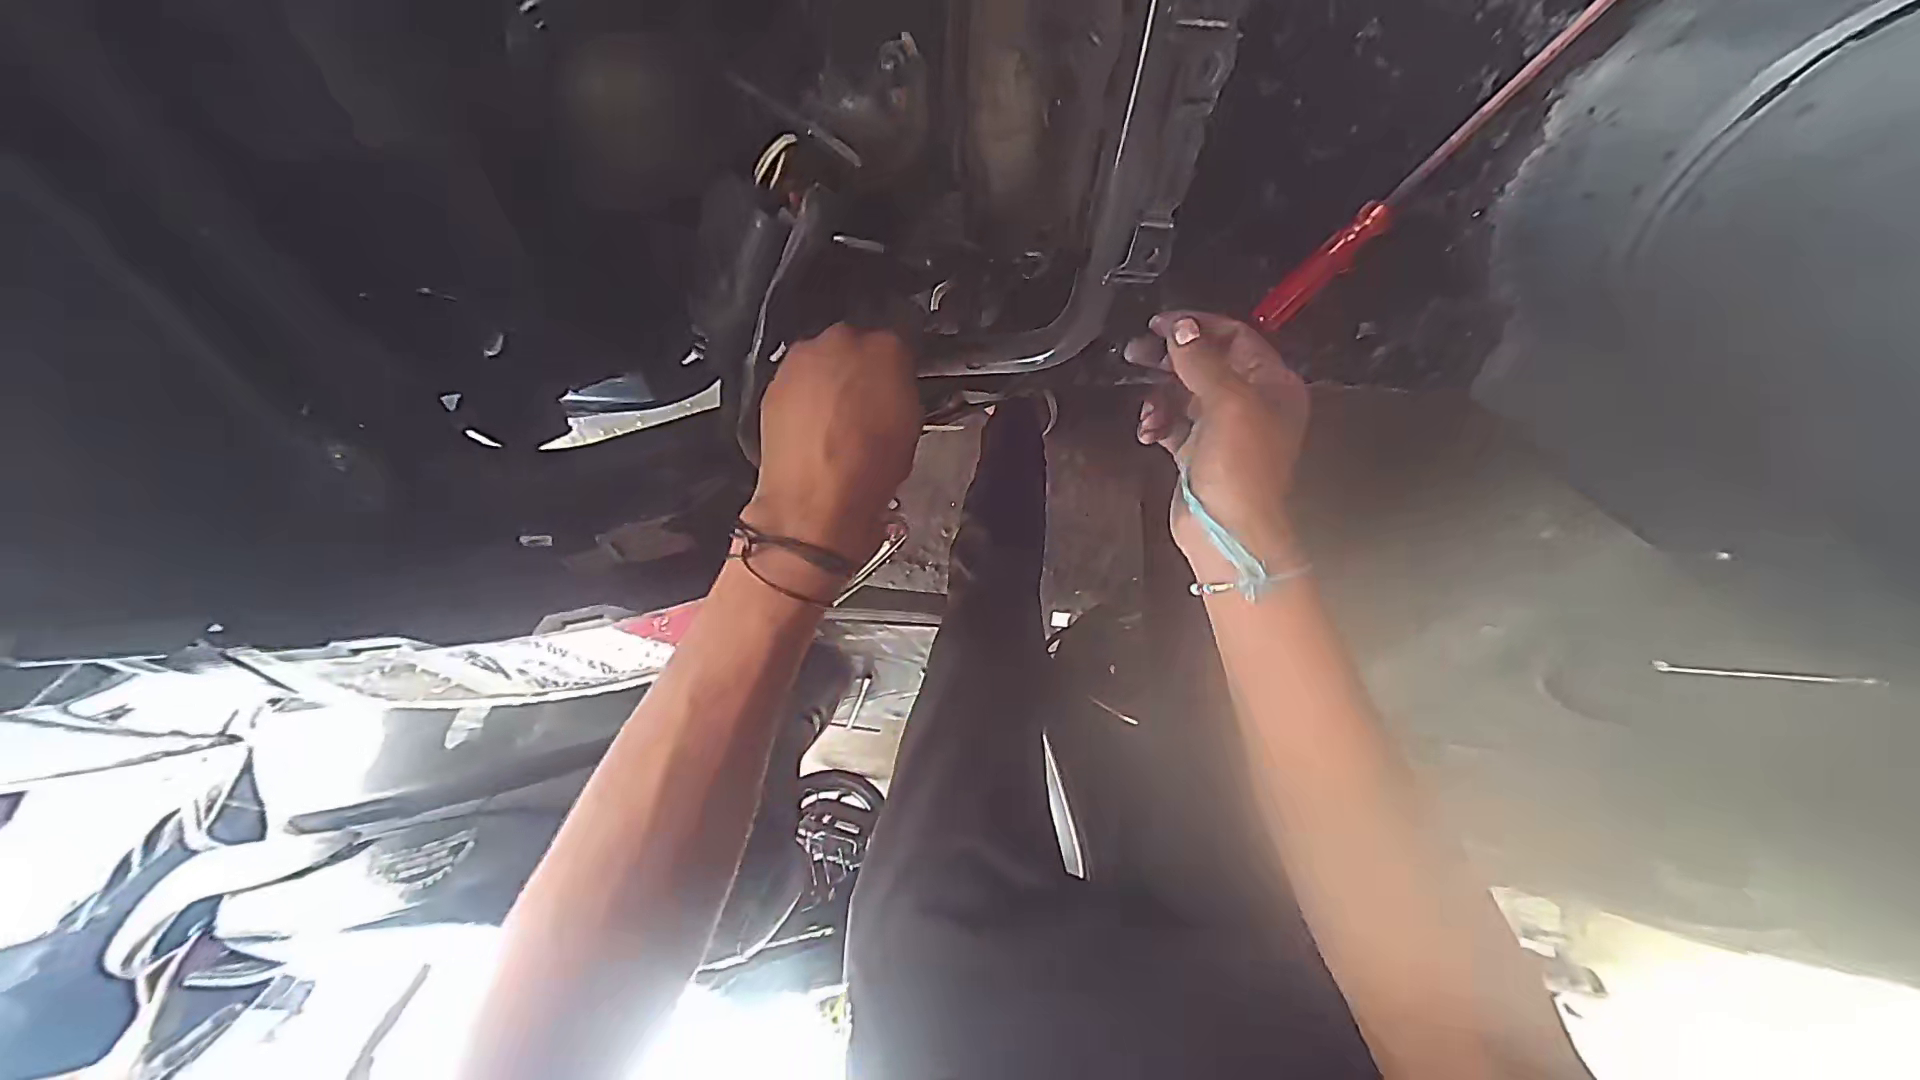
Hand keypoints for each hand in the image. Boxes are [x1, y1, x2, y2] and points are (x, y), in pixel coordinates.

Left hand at [744, 323, 921, 562]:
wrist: (814, 504)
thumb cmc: (864, 474)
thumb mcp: (909, 429)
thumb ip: (903, 392)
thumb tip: (896, 387)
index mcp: (886, 349)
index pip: (899, 339)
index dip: (900, 364)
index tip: (898, 379)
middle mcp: (839, 343)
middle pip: (856, 344)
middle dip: (863, 368)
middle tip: (870, 402)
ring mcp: (802, 361)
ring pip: (823, 360)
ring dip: (832, 380)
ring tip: (841, 420)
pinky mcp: (774, 383)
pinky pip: (797, 381)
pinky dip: (806, 397)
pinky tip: (818, 428)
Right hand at [1126, 311, 1308, 580]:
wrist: (1227, 530)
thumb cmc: (1239, 469)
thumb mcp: (1227, 404)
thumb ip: (1202, 361)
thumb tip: (1181, 328)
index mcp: (1271, 385)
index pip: (1235, 337)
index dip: (1198, 326)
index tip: (1160, 323)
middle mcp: (1250, 403)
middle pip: (1205, 364)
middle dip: (1170, 359)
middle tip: (1136, 352)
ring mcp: (1222, 429)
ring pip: (1184, 395)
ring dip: (1159, 396)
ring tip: (1144, 408)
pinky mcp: (1197, 452)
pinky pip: (1173, 424)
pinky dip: (1158, 423)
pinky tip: (1148, 432)